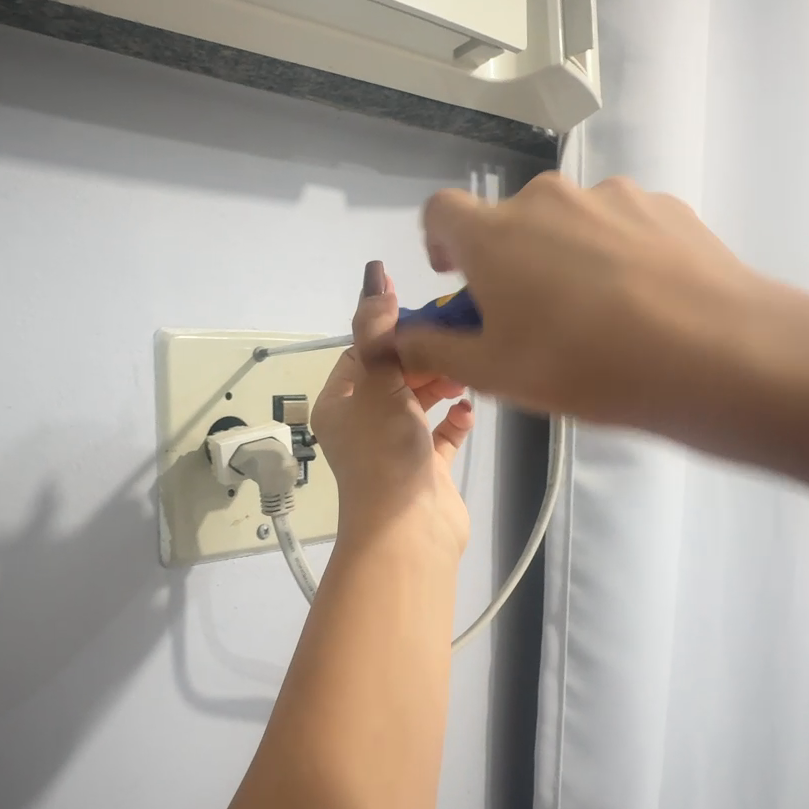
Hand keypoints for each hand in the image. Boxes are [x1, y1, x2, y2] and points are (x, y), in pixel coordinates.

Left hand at [312, 261, 475, 552]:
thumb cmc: (384, 451)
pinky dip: (454, 419)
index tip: (422, 305)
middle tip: (455, 334)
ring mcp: (394, 447)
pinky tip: (469, 407)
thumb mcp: (377, 382)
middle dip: (421, 355)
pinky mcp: (425, 468)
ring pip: (418, 403)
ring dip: (439, 383)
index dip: (388, 328)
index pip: (360, 352)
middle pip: (393, 374)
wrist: (407, 532)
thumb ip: (379, 330)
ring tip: (467, 366)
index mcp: (339, 403)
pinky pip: (440, 434)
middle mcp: (362, 423)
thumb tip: (374, 276)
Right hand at [387, 172, 765, 430]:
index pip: (440, 210)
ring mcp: (611, 196)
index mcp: (493, 234)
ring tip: (595, 315)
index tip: (458, 278)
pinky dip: (614, 254)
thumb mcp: (493, 372)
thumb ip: (433, 350)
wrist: (714, 354)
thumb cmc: (583, 365)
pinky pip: (618, 225)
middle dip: (507, 260)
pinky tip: (640, 301)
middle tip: (530, 316)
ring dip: (562, 256)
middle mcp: (547, 198)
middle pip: (508, 220)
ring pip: (566, 222)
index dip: (439, 241)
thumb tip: (395, 340)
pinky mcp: (664, 206)